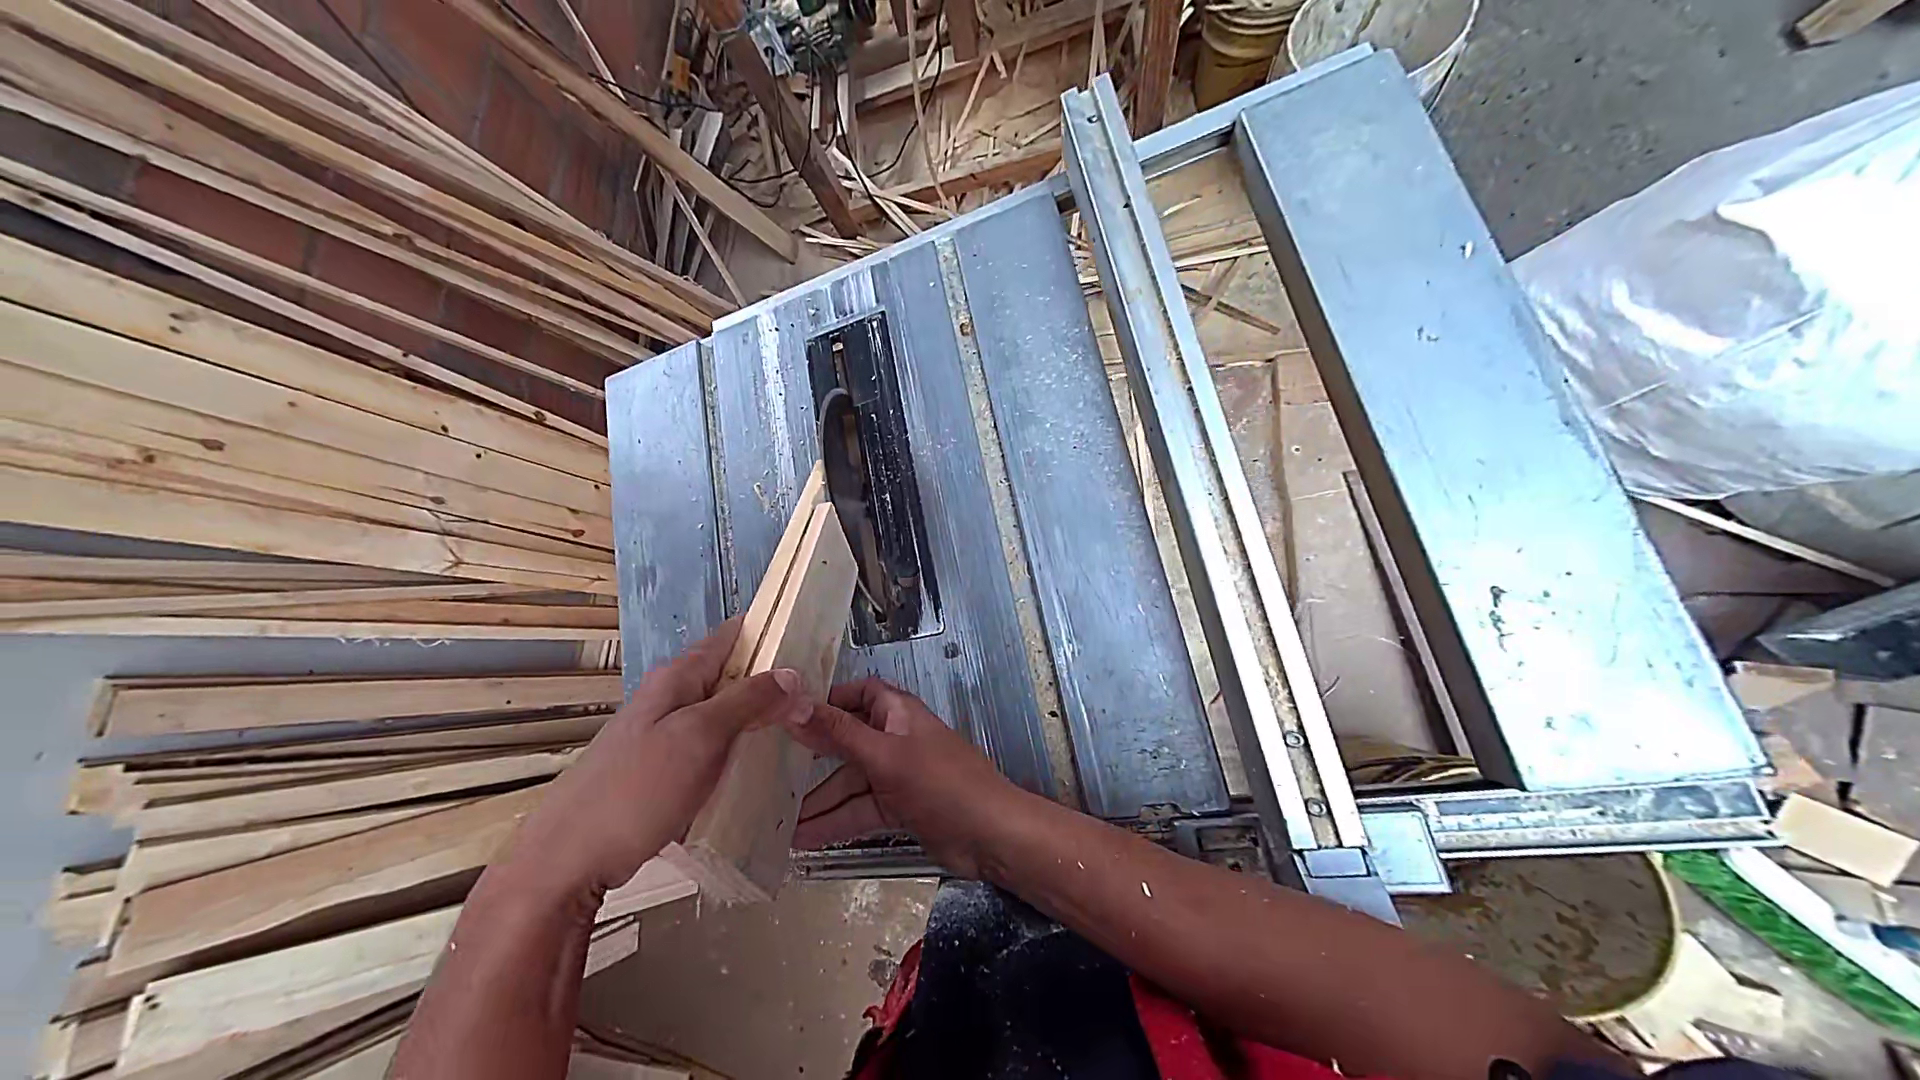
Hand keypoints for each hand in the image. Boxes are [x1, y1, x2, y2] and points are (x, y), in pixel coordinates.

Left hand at [505, 618, 812, 897]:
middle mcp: (670, 697)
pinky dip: (739, 747)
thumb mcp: (700, 737)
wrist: (569, 860)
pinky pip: (713, 744)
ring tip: (796, 730)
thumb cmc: (635, 791)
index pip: (732, 636)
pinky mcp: (664, 767)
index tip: (811, 644)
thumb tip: (791, 673)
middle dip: (772, 681)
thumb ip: (748, 700)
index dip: (770, 632)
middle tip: (814, 698)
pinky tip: (758, 765)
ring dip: (758, 717)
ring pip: (724, 711)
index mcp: (677, 677)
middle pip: (732, 674)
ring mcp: (665, 733)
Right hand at [777, 677, 1026, 879]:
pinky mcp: (899, 806)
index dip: (827, 700)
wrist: (990, 834)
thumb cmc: (941, 783)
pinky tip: (804, 839)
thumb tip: (794, 704)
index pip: (858, 693)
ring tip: (777, 822)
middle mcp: (895, 738)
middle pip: (847, 741)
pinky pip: (860, 809)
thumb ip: (838, 733)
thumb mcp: (885, 756)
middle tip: (769, 772)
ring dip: (819, 802)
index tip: (788, 713)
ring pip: (850, 782)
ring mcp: (897, 774)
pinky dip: (836, 822)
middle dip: (812, 759)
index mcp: (897, 712)